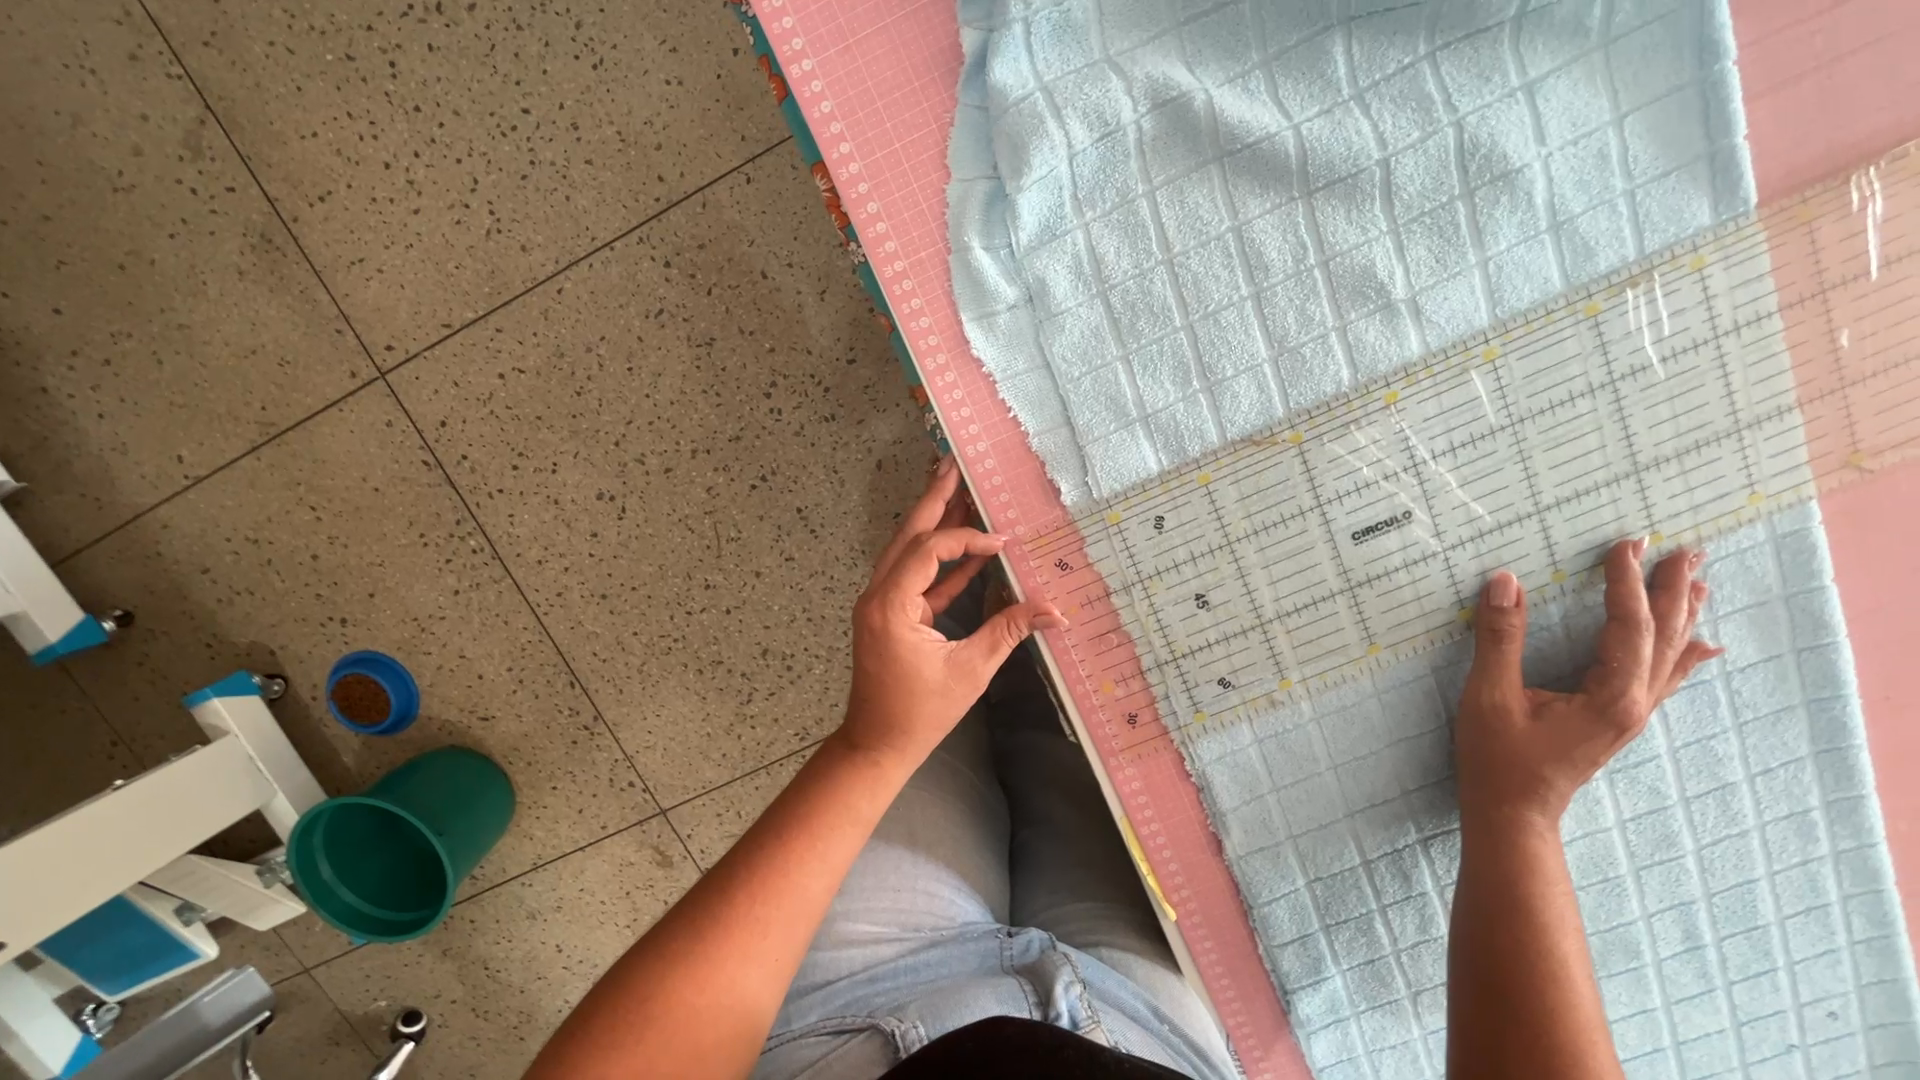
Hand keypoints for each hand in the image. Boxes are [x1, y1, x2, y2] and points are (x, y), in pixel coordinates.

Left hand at [838, 456, 1066, 765]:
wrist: (877, 744)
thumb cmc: (919, 713)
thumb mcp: (970, 671)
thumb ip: (1008, 631)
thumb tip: (1056, 610)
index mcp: (890, 605)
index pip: (928, 551)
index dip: (965, 539)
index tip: (1000, 540)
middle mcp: (878, 595)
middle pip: (908, 535)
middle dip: (933, 499)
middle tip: (953, 464)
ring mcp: (881, 603)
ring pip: (908, 551)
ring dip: (934, 522)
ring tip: (959, 488)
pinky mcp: (891, 614)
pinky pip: (916, 577)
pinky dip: (941, 562)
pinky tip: (969, 546)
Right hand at [1455, 538, 1722, 830]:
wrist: (1512, 812)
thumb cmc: (1498, 757)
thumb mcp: (1488, 696)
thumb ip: (1499, 639)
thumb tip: (1505, 582)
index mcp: (1610, 695)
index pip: (1627, 625)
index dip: (1626, 582)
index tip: (1627, 544)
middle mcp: (1635, 702)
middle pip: (1663, 636)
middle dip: (1672, 590)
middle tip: (1686, 550)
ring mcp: (1632, 714)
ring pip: (1669, 655)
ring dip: (1682, 615)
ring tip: (1699, 581)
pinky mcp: (1619, 720)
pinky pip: (1664, 678)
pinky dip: (1685, 655)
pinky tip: (1703, 646)